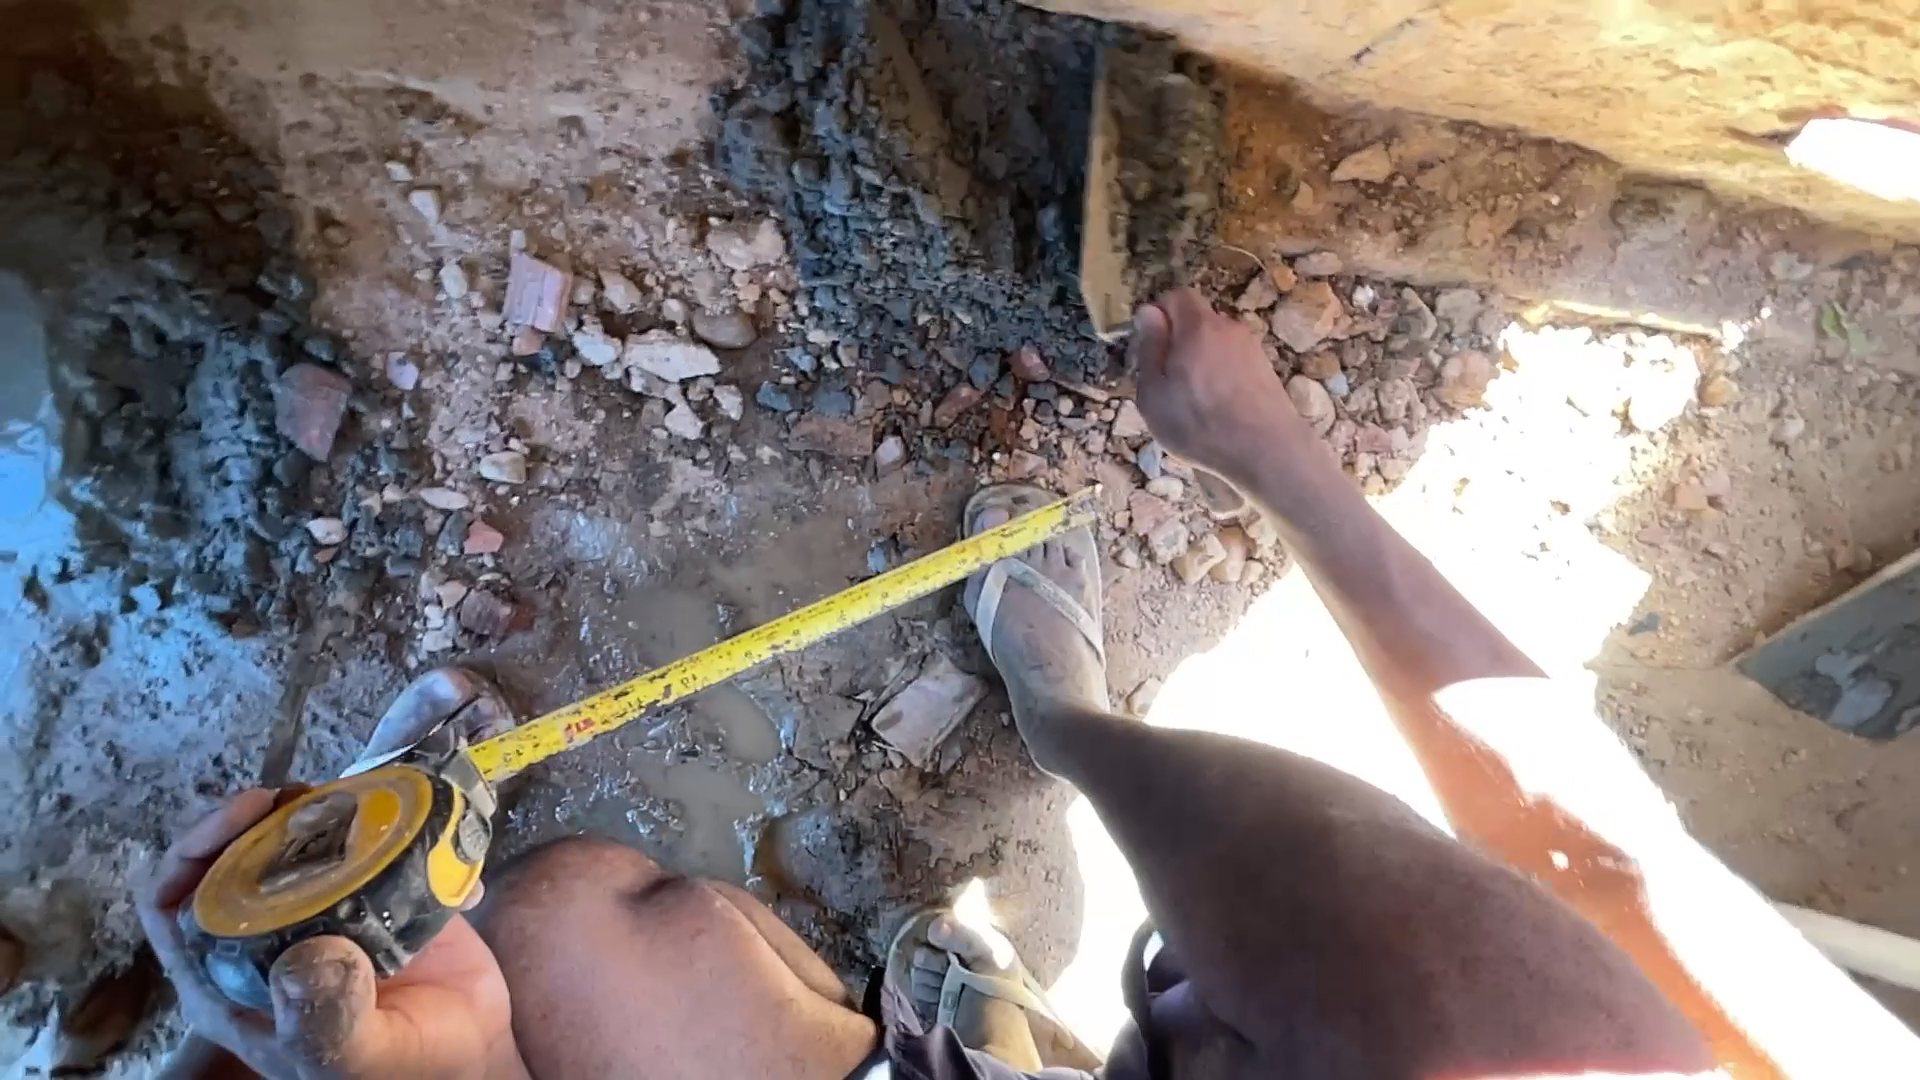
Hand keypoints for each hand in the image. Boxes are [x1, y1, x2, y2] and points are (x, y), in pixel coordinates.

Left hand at [139, 790, 524, 1078]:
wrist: (471, 1055)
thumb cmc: (400, 1070)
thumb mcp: (351, 1058)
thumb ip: (325, 1015)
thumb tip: (307, 951)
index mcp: (236, 976)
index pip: (182, 899)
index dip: (201, 846)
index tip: (254, 807)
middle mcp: (280, 933)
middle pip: (254, 856)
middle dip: (281, 814)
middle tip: (324, 790)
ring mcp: (342, 910)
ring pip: (324, 843)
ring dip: (349, 810)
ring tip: (384, 794)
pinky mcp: (401, 894)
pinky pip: (398, 847)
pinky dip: (418, 825)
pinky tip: (442, 828)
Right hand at [1130, 287, 1312, 482]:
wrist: (1264, 451)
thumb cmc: (1197, 424)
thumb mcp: (1153, 392)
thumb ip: (1150, 348)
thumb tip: (1148, 312)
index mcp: (1198, 327)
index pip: (1177, 296)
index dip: (1158, 315)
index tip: (1149, 347)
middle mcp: (1228, 328)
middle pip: (1197, 321)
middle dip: (1178, 343)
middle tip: (1166, 383)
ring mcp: (1251, 348)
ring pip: (1214, 345)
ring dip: (1199, 363)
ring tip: (1191, 403)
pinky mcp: (1265, 370)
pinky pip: (1231, 364)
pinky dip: (1219, 378)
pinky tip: (1216, 411)